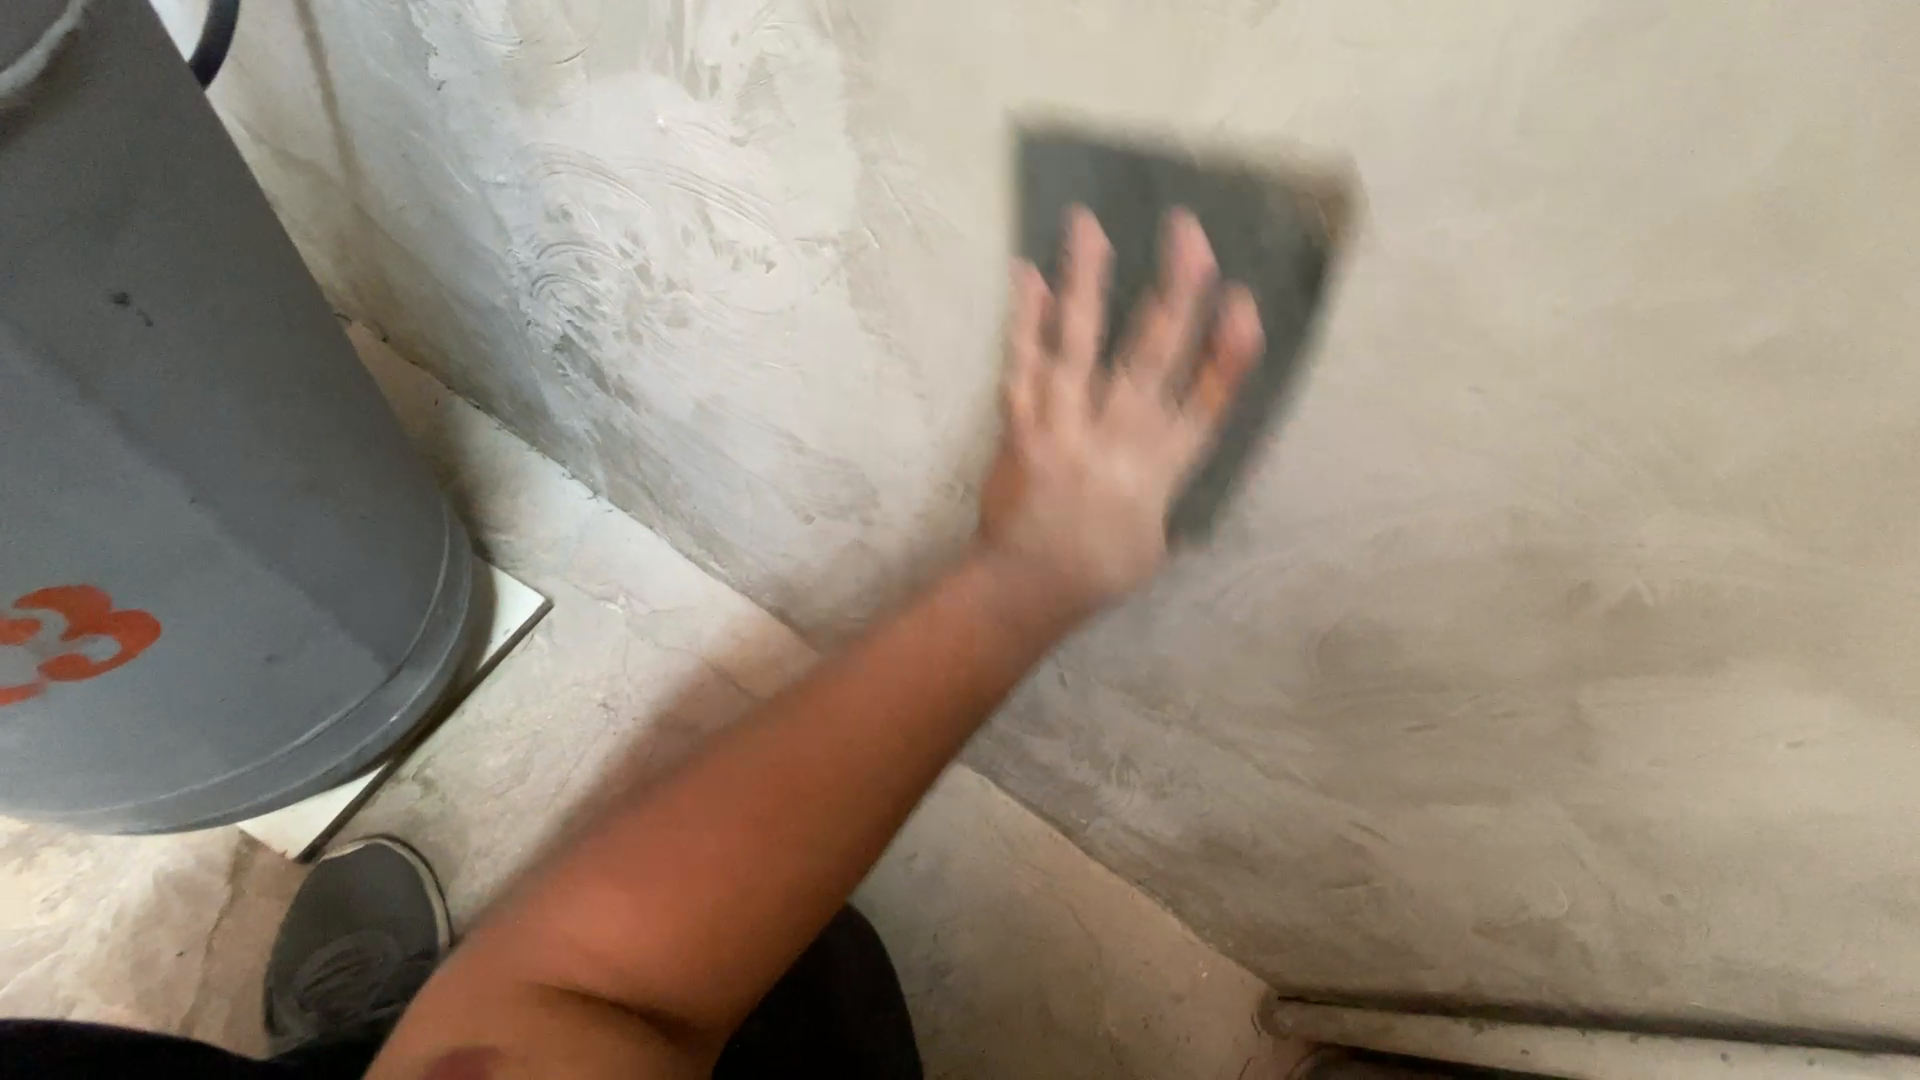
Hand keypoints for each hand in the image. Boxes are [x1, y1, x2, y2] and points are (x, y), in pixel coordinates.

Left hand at [976, 205, 1264, 612]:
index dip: (1228, 352)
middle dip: (1174, 293)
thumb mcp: (1154, 540)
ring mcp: (1063, 429)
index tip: (1245, 302)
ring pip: (1080, 347)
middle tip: (1187, 233)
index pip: (1206, 402)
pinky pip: (1022, 368)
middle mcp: (1116, 441)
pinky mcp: (1020, 428)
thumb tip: (1177, 453)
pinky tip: (1028, 276)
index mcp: (1160, 472)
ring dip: (1087, 283)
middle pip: (1151, 358)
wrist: (1024, 587)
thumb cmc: (1096, 570)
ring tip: (1087, 225)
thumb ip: (1168, 489)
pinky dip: (1025, 322)